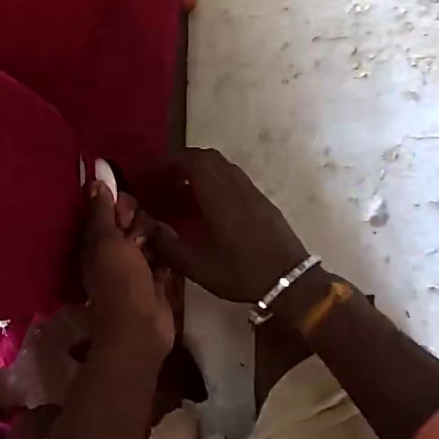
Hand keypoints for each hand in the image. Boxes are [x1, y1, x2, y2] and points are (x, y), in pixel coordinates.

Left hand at [80, 182, 174, 362]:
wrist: (140, 328)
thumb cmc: (119, 282)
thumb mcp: (106, 241)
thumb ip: (102, 211)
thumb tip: (94, 179)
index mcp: (97, 241)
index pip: (110, 208)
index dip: (121, 205)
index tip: (128, 213)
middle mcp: (115, 250)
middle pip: (133, 220)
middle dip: (141, 223)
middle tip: (140, 238)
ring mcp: (137, 265)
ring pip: (151, 237)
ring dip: (155, 239)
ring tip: (155, 251)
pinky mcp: (157, 279)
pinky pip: (165, 256)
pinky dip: (167, 256)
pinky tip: (168, 260)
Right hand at [151, 148, 309, 303]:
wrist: (290, 280)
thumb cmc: (242, 273)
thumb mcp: (199, 267)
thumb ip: (170, 246)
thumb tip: (148, 228)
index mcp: (220, 197)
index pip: (193, 162)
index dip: (170, 162)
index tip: (152, 172)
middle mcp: (237, 187)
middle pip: (209, 158)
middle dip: (183, 162)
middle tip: (164, 178)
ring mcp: (253, 192)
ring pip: (223, 166)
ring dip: (200, 169)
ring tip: (182, 190)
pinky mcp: (262, 201)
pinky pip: (234, 177)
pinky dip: (215, 179)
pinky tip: (207, 203)